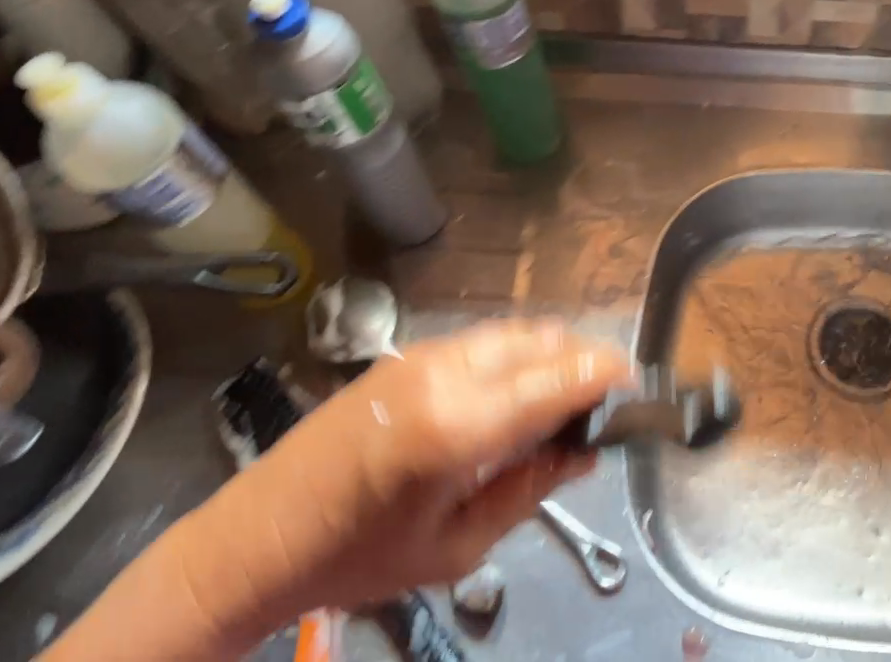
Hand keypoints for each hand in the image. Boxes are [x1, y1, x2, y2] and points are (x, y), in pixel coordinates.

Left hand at [180, 321, 629, 623]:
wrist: (256, 538)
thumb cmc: (360, 558)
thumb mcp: (457, 546)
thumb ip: (530, 489)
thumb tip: (584, 451)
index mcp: (461, 427)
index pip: (560, 378)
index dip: (606, 375)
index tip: (634, 388)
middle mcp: (447, 373)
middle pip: (544, 341)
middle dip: (584, 361)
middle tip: (601, 402)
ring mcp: (423, 356)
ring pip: (515, 332)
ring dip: (551, 353)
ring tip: (562, 398)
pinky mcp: (406, 356)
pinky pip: (483, 339)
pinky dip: (517, 353)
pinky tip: (515, 390)